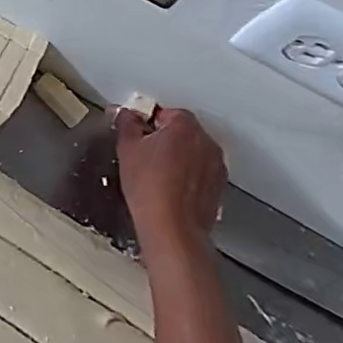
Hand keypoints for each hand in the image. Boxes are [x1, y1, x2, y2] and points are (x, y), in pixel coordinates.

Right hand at [115, 107, 227, 257]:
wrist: (171, 230)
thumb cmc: (151, 189)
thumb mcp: (127, 148)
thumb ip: (126, 123)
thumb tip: (124, 114)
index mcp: (185, 125)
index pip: (164, 112)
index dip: (146, 122)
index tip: (135, 133)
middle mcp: (206, 141)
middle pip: (182, 131)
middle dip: (163, 139)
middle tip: (143, 155)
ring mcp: (215, 166)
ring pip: (192, 152)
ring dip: (178, 159)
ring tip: (156, 176)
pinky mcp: (218, 189)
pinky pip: (200, 174)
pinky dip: (188, 178)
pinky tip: (169, 190)